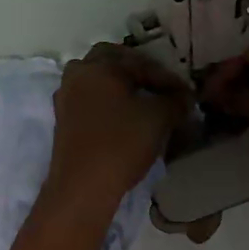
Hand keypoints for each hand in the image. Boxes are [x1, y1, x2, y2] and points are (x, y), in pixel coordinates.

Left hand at [46, 42, 190, 214]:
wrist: (83, 187)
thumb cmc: (121, 144)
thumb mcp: (158, 119)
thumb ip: (175, 101)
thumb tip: (184, 97)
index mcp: (99, 66)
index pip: (141, 63)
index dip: (167, 78)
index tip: (186, 95)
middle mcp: (77, 75)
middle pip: (111, 61)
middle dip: (137, 71)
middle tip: (159, 88)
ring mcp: (66, 99)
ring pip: (97, 82)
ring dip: (120, 87)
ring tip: (143, 103)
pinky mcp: (63, 122)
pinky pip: (89, 102)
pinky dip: (108, 104)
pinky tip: (124, 120)